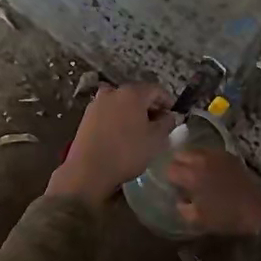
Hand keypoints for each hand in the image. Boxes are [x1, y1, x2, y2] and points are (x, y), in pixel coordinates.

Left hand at [47, 82, 176, 203]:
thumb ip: (167, 123)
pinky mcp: (86, 117)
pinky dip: (119, 119)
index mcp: (132, 93)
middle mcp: (113, 92)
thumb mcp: (156, 139)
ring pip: (122, 104)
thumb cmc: (127, 152)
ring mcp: (97, 103)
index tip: (174, 115)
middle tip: (159, 124)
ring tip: (140, 131)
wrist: (88, 170)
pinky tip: (122, 136)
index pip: (156, 90)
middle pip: (137, 95)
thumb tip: (169, 116)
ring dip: (133, 113)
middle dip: (150, 107)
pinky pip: (109, 113)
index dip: (168, 101)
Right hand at [165, 148, 260, 236]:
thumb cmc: (226, 217)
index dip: (169, 178)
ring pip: (194, 150)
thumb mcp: (198, 219)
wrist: (258, 211)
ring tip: (194, 173)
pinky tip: (209, 171)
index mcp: (191, 175)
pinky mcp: (229, 155)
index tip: (173, 186)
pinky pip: (209, 152)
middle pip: (179, 154)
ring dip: (190, 160)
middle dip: (177, 165)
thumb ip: (182, 207)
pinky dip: (205, 159)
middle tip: (181, 178)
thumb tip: (179, 198)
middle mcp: (201, 160)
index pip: (169, 169)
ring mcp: (216, 155)